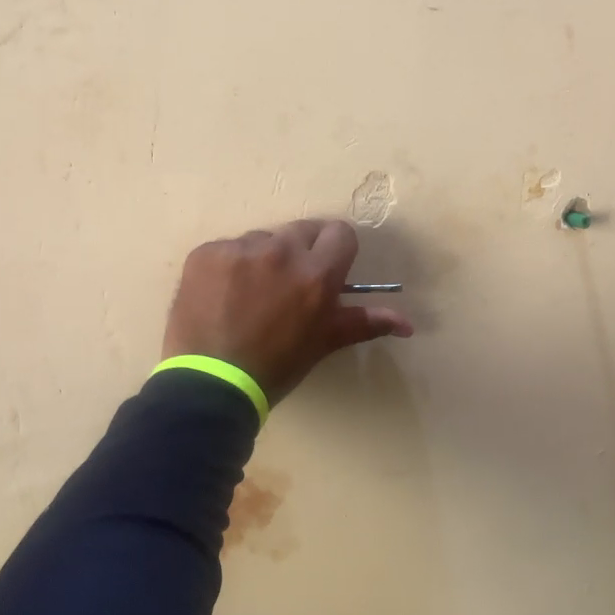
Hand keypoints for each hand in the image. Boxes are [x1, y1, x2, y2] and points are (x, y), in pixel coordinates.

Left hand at [163, 219, 413, 402]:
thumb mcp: (324, 342)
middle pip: (301, 231)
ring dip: (262, 259)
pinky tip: (221, 296)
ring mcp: (240, 249)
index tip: (326, 269)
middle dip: (300, 252)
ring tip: (249, 295)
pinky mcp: (206, 253)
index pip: (340, 233)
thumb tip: (408, 323)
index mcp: (317, 273)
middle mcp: (281, 251)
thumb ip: (365, 322)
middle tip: (287, 286)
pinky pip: (226, 249)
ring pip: (262, 240)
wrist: (211, 384)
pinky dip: (227, 268)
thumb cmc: (277, 366)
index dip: (335, 251)